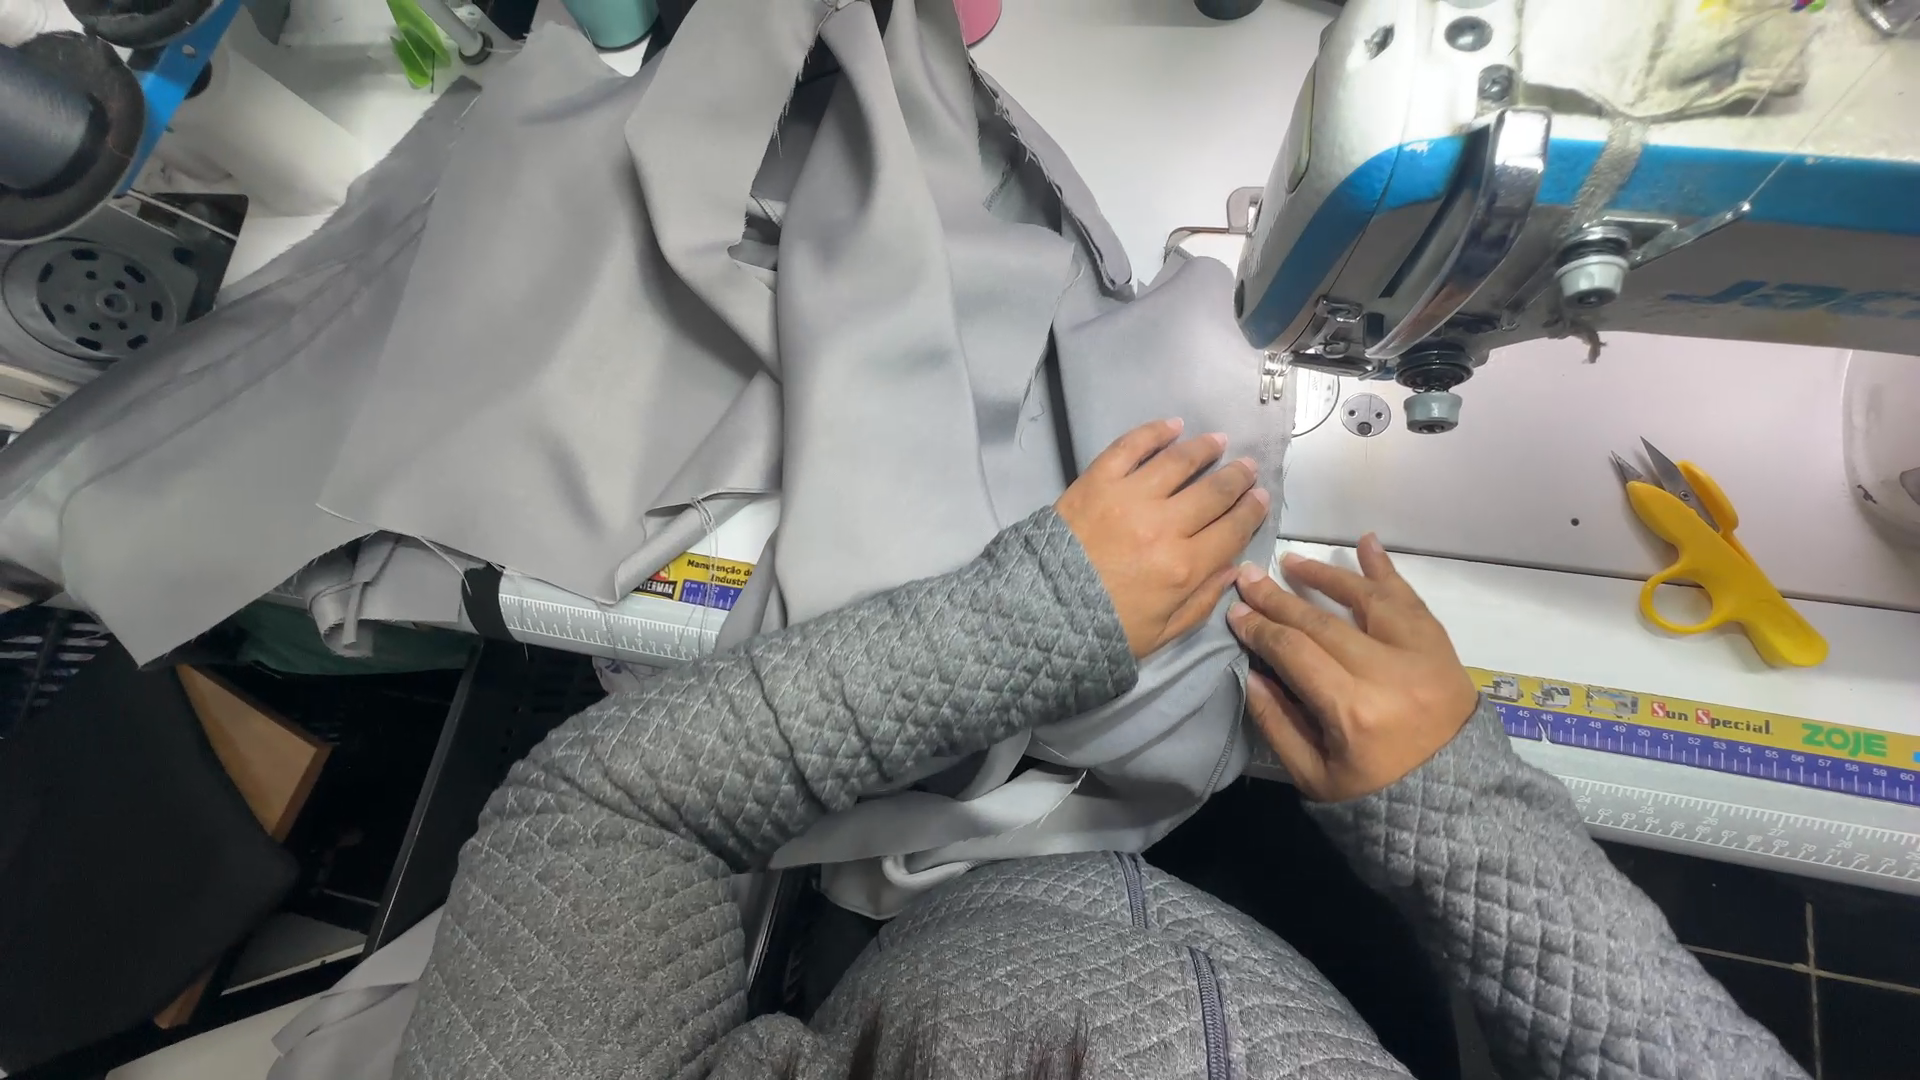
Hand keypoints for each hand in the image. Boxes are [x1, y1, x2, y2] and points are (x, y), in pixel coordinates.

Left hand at [1055, 418, 1270, 658]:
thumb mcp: (1164, 632)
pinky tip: (1172, 426)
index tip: (1260, 497)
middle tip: (1246, 467)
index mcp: (1184, 567)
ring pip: (1178, 463)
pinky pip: (1130, 447)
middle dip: (1236, 477)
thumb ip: (1204, 600)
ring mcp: (1129, 498)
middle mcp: (1163, 526)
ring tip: (1216, 441)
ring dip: (1204, 449)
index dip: (1251, 510)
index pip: (1233, 529)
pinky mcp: (1096, 481)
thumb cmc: (1103, 627)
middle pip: (1213, 492)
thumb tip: (1234, 566)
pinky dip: (1154, 432)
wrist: (1039, 612)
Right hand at [1227, 534, 1478, 800]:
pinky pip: (1412, 602)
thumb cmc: (1376, 796)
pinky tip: (1367, 544)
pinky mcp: (1444, 652)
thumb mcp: (1312, 775)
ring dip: (1327, 577)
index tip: (1235, 611)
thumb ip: (1275, 721)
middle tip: (1248, 576)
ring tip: (1293, 561)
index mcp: (1353, 712)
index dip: (1260, 628)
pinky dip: (1388, 572)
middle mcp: (1389, 675)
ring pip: (1368, 601)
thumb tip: (1249, 669)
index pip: (1294, 652)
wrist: (1461, 810)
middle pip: (1322, 623)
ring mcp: (1423, 659)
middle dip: (1279, 599)